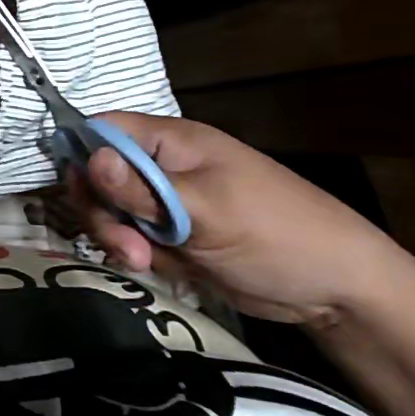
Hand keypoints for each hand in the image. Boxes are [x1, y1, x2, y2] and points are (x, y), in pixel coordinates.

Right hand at [70, 113, 414, 326]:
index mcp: (174, 141)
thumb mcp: (205, 210)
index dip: (85, 155)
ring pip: (117, 211)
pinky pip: (138, 238)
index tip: (82, 195)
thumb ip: (144, 188)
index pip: (107, 130)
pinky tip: (159, 269)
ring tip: (146, 263)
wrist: (332, 285)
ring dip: (121, 238)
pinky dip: (140, 254)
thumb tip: (91, 157)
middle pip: (103, 176)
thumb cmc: (274, 232)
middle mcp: (166, 166)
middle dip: (104, 211)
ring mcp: (171, 202)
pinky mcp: (177, 235)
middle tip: (127, 248)